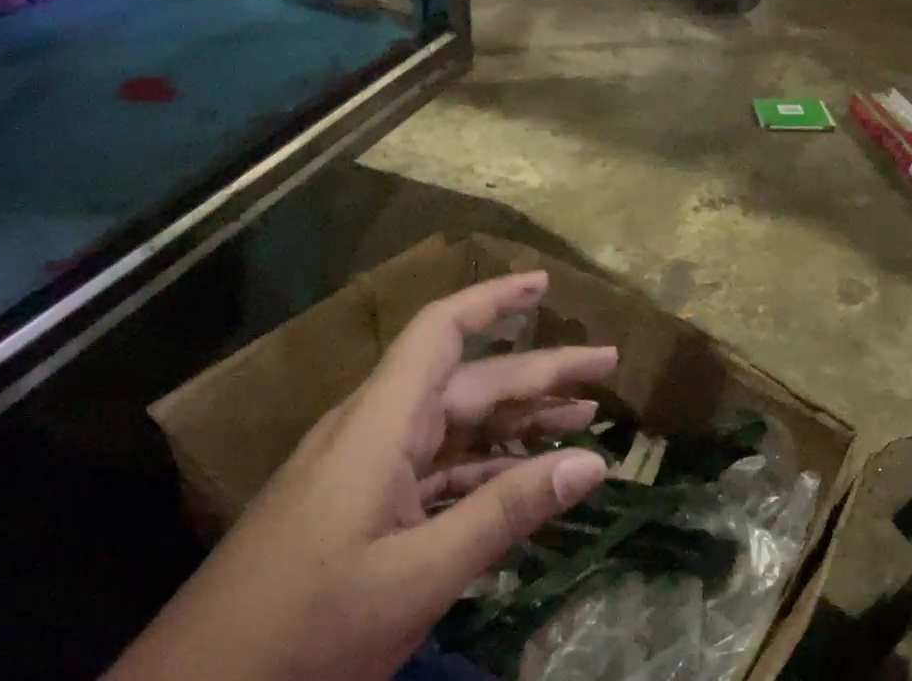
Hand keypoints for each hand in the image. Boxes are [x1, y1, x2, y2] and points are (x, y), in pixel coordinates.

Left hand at [108, 271, 615, 680]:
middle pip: (466, 383)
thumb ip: (507, 512)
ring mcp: (365, 473)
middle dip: (538, 373)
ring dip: (518, 422)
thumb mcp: (419, 574)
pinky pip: (437, 471)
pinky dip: (486, 468)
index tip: (545, 283)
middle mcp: (373, 434)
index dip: (493, 300)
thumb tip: (594, 461)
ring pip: (455, 427)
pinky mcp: (361, 510)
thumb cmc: (305, 628)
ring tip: (583, 417)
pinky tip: (527, 479)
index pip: (440, 333)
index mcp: (379, 426)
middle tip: (606, 367)